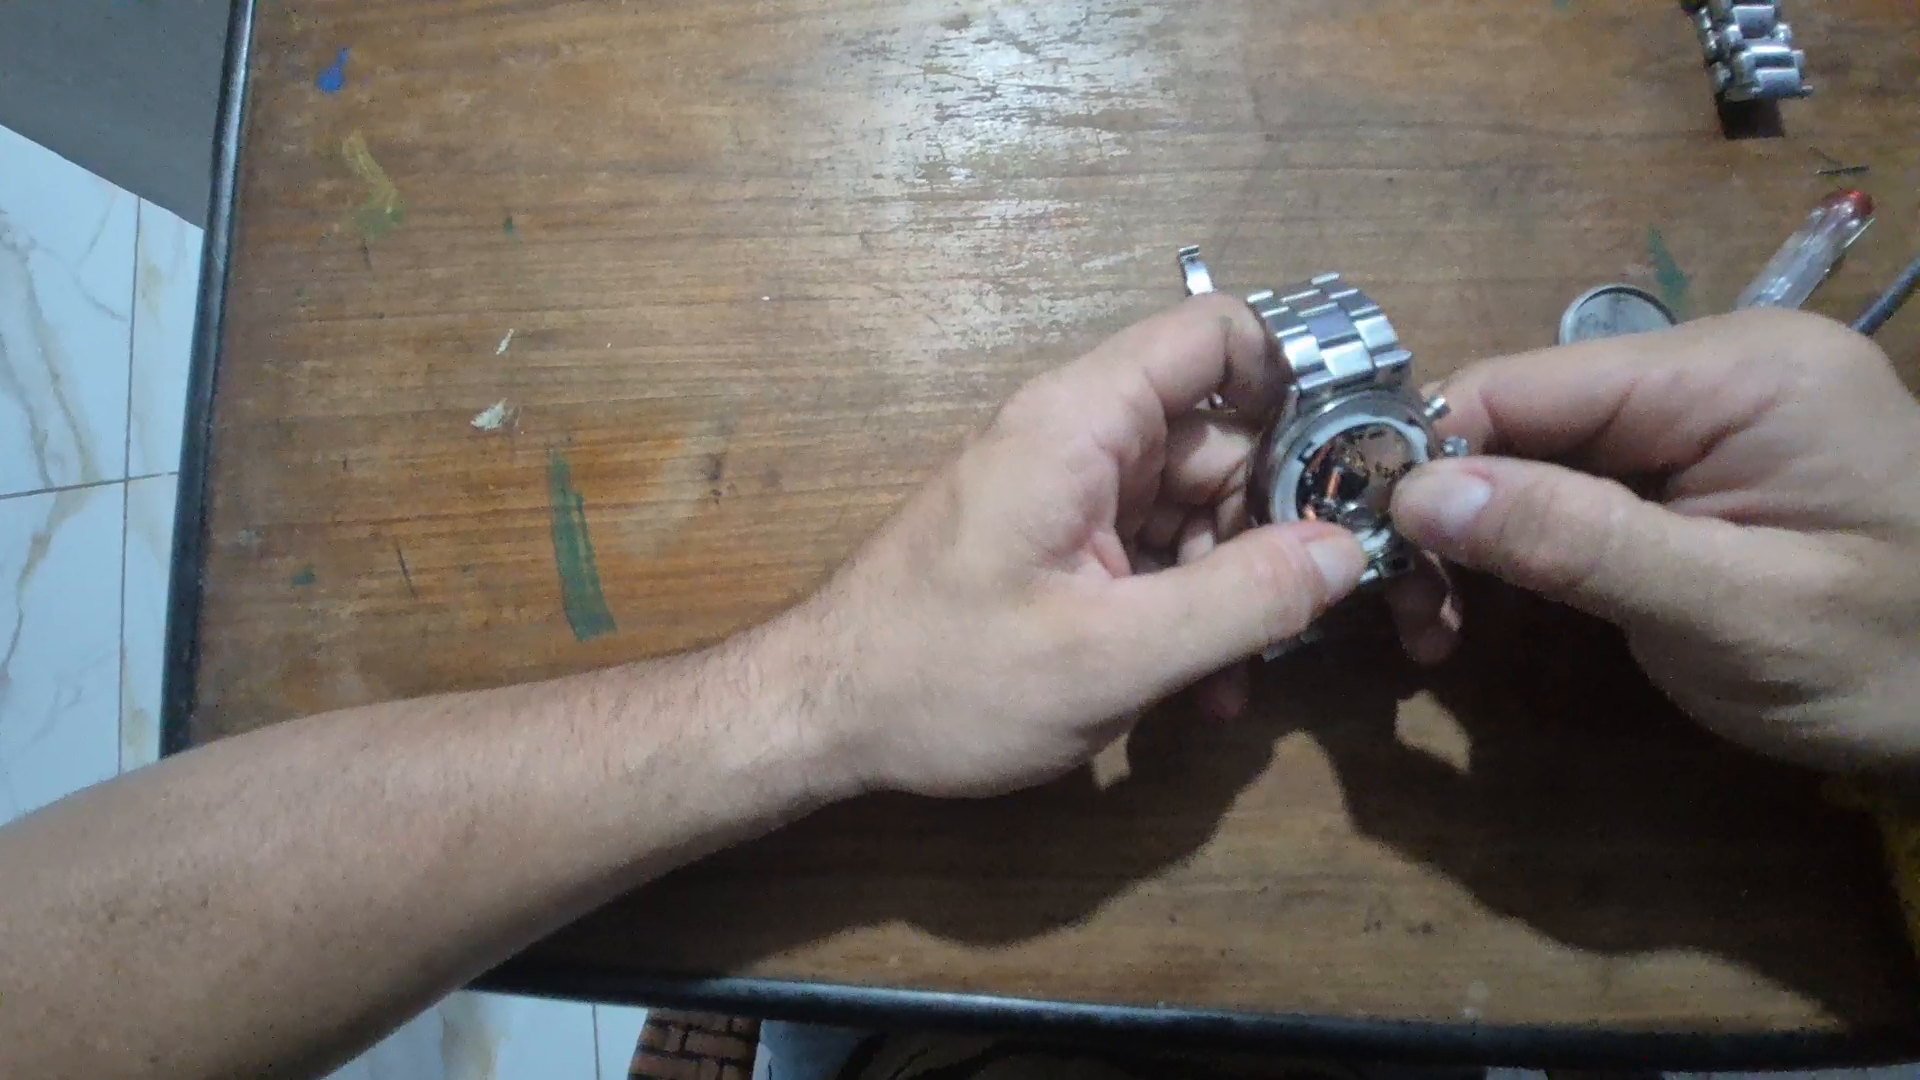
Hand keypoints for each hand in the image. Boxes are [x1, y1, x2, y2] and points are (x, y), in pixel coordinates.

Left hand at [775, 295, 1368, 797]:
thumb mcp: (1109, 654)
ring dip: (1231, 587)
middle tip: (1305, 617)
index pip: (1215, 336)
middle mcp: (1078, 439)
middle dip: (1273, 524)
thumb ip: (1239, 600)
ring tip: (1231, 680)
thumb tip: (1346, 549)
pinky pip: (1150, 552)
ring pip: (1193, 508)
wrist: (830, 713)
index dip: (1299, 382)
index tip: (1355, 469)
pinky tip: (1194, 686)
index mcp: (1081, 423)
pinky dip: (1183, 606)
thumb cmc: (946, 678)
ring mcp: (1068, 494)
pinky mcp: (1060, 544)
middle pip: (1221, 437)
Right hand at [1388, 310, 1919, 770]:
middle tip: (1404, 611)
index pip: (1511, 389)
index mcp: (1723, 374)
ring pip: (1493, 467)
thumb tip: (1414, 496)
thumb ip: (1572, 539)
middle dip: (1431, 519)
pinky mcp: (1641, 472)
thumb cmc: (1890, 663)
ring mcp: (1660, 424)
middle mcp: (1682, 376)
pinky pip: (1523, 498)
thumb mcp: (1727, 609)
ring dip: (1446, 548)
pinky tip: (1468, 611)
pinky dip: (1480, 558)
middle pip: (1492, 427)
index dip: (1421, 460)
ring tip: (1431, 628)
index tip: (1371, 548)